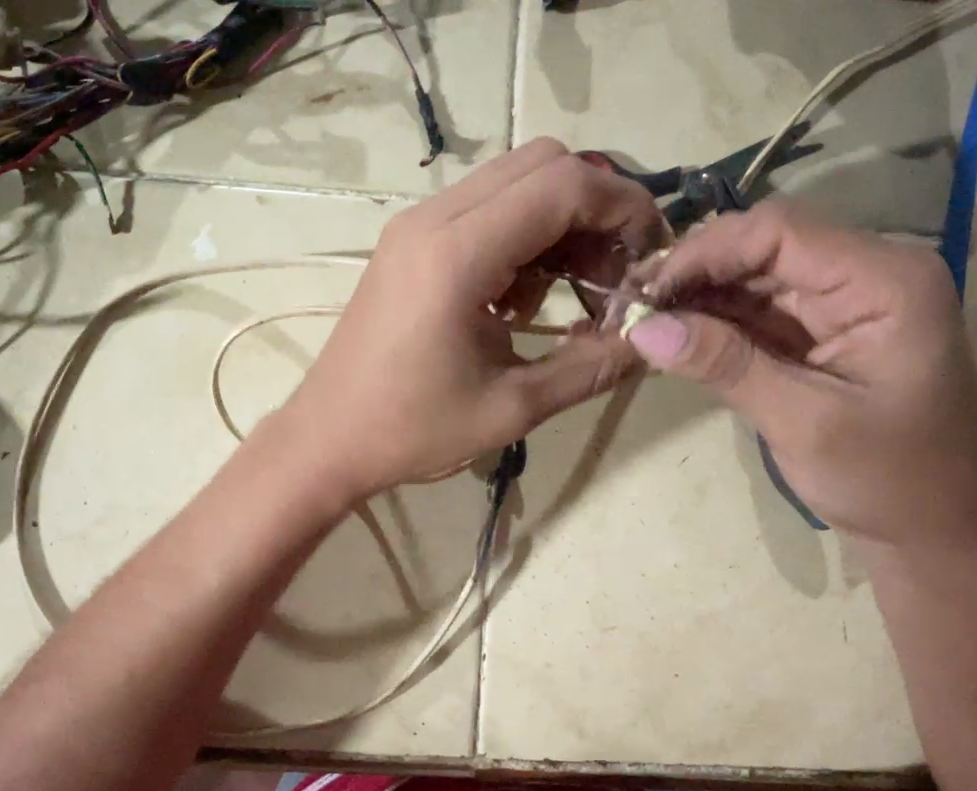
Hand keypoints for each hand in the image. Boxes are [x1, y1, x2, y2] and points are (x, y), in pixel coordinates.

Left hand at [270, 139, 668, 500]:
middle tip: (612, 275)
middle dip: (593, 209)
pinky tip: (517, 302)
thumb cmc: (410, 432)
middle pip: (542, 164)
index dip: (622, 209)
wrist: (326, 441)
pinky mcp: (406, 243)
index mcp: (456, 255)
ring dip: (557, 223)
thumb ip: (590, 368)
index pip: (563, 184)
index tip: (648, 258)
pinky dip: (519, 236)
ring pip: (511, 182)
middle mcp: (432, 220)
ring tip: (571, 294)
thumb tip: (650, 340)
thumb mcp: (512, 409)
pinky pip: (481, 210)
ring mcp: (414, 227)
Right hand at [621, 201, 976, 549]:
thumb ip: (726, 365)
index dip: (705, 252)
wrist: (939, 529)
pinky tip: (675, 337)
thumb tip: (643, 329)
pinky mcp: (825, 335)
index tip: (645, 292)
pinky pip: (761, 312)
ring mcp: (846, 305)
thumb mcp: (803, 422)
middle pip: (766, 247)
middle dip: (695, 272)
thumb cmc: (888, 478)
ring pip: (757, 277)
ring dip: (699, 297)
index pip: (780, 233)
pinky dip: (716, 322)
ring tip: (641, 322)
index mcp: (884, 281)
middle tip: (630, 307)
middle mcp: (868, 276)